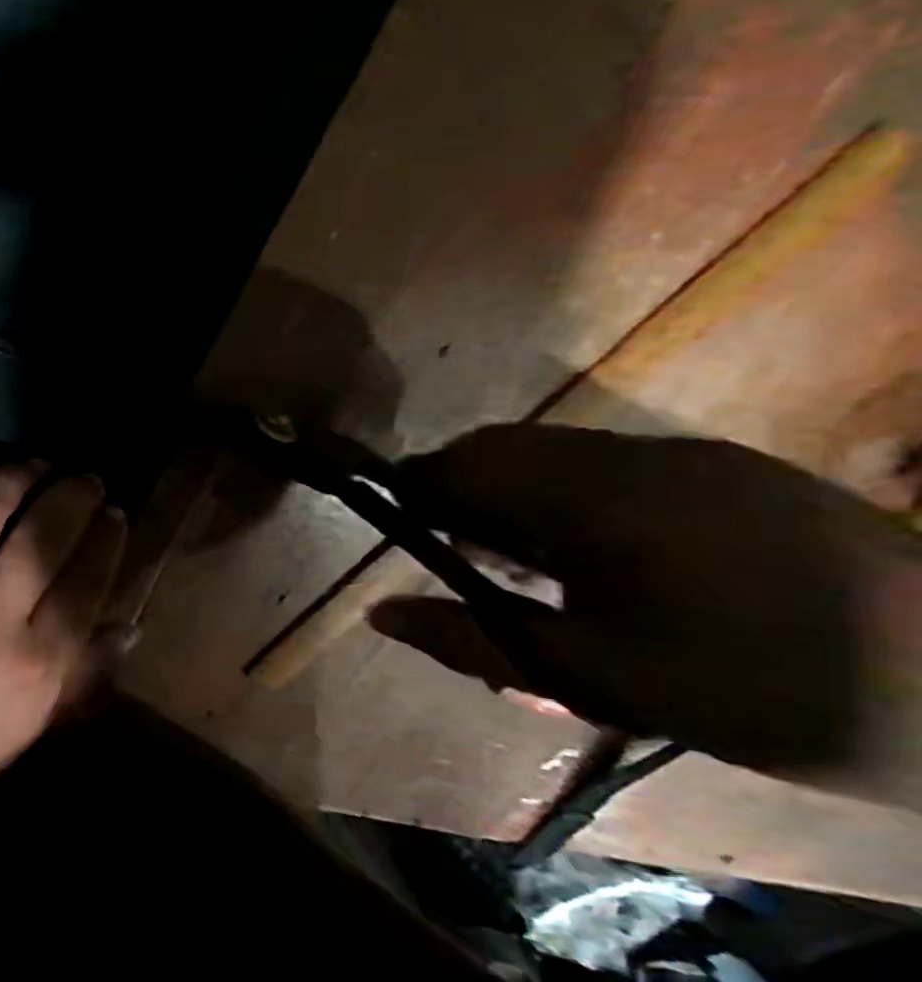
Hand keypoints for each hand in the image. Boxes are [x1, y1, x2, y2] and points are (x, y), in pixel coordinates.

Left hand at [0, 462, 127, 807]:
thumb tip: (132, 625)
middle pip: (42, 535)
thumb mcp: (42, 721)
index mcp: (35, 658)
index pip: (86, 580)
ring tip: (36, 466)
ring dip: (15, 478)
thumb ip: (88, 672)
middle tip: (85, 480)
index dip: (106, 538)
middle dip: (73, 495)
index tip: (114, 514)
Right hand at [370, 425, 921, 804]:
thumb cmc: (756, 688)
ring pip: (561, 450)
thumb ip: (472, 639)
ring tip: (529, 556)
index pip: (465, 463)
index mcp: (594, 498)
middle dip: (464, 485)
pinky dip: (577, 489)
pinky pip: (619, 462)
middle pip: (508, 445)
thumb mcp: (593, 678)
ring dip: (521, 487)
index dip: (418, 487)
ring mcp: (696, 456)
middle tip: (459, 548)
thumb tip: (379, 611)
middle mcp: (638, 456)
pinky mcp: (741, 470)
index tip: (400, 525)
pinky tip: (606, 549)